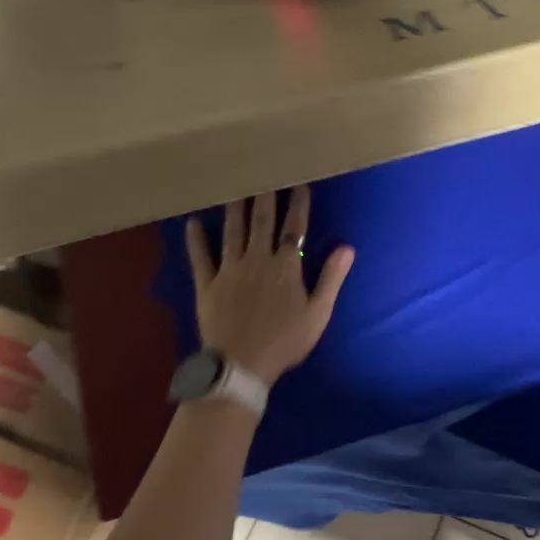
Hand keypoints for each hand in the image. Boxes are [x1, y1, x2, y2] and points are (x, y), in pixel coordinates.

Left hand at [185, 187, 355, 385]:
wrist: (240, 365)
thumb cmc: (284, 342)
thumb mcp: (318, 314)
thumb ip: (331, 278)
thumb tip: (346, 247)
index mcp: (285, 267)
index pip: (294, 228)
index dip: (298, 205)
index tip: (300, 184)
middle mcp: (256, 260)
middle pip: (261, 222)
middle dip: (265, 197)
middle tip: (265, 174)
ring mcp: (228, 270)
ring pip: (232, 231)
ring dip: (235, 209)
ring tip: (236, 189)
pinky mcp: (206, 284)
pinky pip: (200, 257)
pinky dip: (196, 239)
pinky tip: (192, 222)